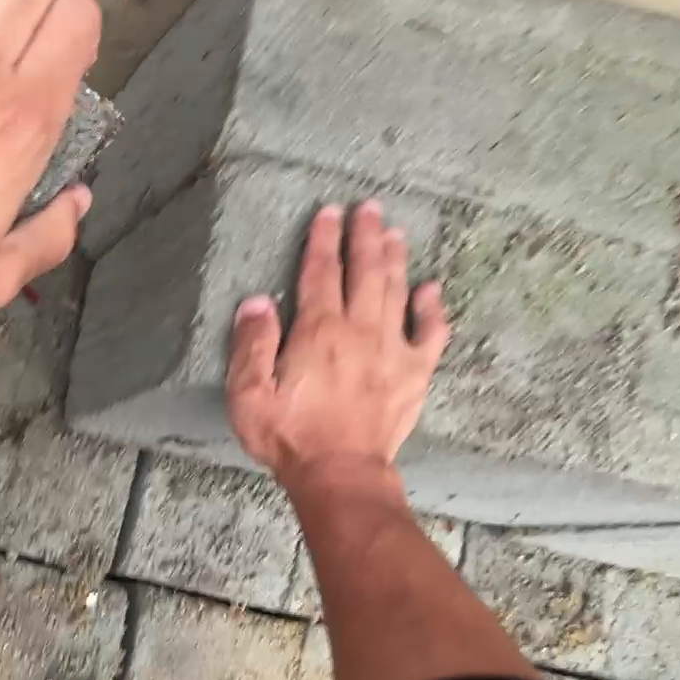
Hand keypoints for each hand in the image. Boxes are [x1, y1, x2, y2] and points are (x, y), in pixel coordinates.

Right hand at [227, 200, 451, 493]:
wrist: (339, 471)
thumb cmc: (285, 434)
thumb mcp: (248, 394)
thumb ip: (253, 346)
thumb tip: (256, 303)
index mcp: (318, 333)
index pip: (320, 275)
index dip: (323, 242)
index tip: (328, 214)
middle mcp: (360, 331)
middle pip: (365, 273)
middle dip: (365, 237)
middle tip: (368, 208)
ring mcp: (393, 349)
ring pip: (397, 291)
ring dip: (395, 259)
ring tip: (394, 232)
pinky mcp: (414, 372)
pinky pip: (430, 331)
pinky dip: (431, 306)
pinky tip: (431, 288)